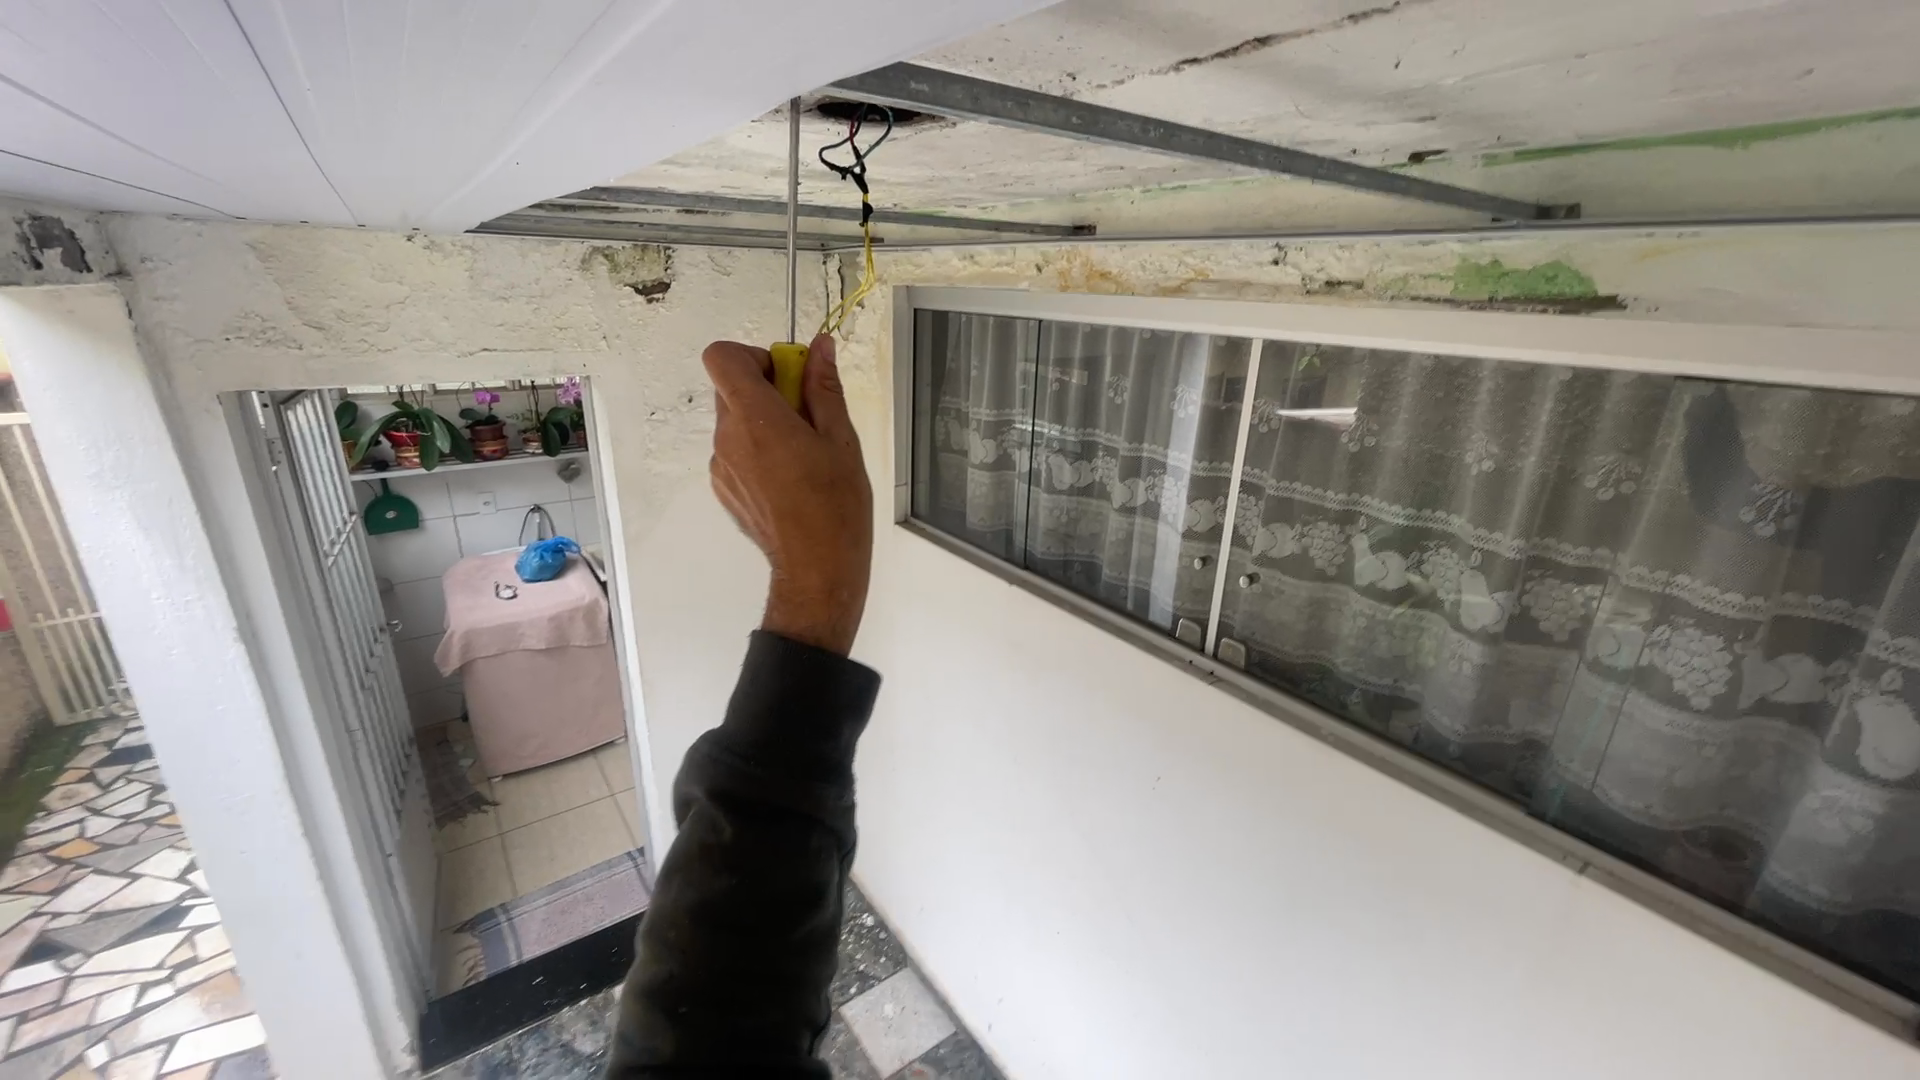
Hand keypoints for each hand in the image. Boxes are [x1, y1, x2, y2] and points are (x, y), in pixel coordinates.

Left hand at [704, 334, 872, 655]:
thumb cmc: (836, 503)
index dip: (753, 356)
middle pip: (730, 388)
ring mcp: (720, 466)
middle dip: (766, 390)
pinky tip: (789, 481)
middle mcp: (727, 437)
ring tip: (803, 457)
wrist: (816, 568)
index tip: (787, 378)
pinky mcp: (723, 489)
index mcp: (756, 417)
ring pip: (735, 422)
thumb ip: (823, 388)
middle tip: (807, 418)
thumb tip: (819, 346)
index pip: (722, 356)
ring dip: (763, 423)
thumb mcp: (841, 439)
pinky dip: (757, 452)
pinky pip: (735, 452)